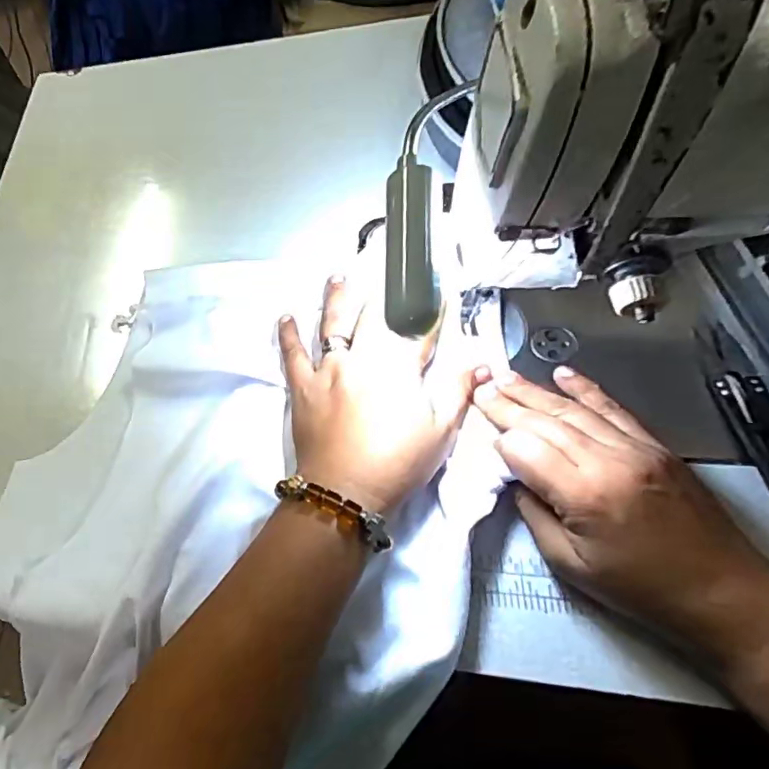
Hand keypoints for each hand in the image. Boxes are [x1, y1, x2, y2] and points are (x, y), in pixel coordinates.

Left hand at [277, 276, 480, 514]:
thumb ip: (458, 393)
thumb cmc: (397, 464)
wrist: (344, 493)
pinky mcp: (303, 387)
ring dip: (335, 299)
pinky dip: (288, 334)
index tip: (439, 293)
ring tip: (338, 278)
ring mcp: (329, 370)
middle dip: (383, 295)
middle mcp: (362, 359)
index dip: (432, 312)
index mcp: (398, 368)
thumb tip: (481, 364)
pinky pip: (292, 354)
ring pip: (331, 325)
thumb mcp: (440, 432)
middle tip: (387, 276)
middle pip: (373, 317)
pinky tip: (286, 317)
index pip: (420, 332)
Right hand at [471, 366, 768, 665]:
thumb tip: (517, 479)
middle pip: (548, 421)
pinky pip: (613, 408)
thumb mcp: (573, 566)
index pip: (527, 450)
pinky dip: (586, 389)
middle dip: (510, 403)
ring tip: (508, 376)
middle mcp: (608, 459)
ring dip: (538, 391)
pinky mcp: (655, 444)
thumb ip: (536, 516)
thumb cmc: (641, 590)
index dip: (501, 439)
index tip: (480, 425)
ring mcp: (635, 446)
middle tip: (482, 385)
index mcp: (584, 494)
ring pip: (576, 409)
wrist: (722, 591)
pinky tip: (564, 374)